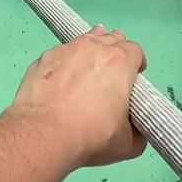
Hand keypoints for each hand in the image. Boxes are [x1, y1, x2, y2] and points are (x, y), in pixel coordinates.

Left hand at [0, 26, 146, 167]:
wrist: (44, 132)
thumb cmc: (92, 136)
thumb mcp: (130, 142)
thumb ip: (137, 127)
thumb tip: (133, 125)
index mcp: (118, 62)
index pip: (135, 50)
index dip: (137, 63)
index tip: (133, 78)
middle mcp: (92, 48)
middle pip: (110, 39)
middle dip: (115, 50)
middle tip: (114, 69)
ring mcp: (65, 49)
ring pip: (84, 41)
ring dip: (92, 49)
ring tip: (91, 62)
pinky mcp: (43, 57)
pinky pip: (62, 52)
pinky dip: (68, 60)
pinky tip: (65, 74)